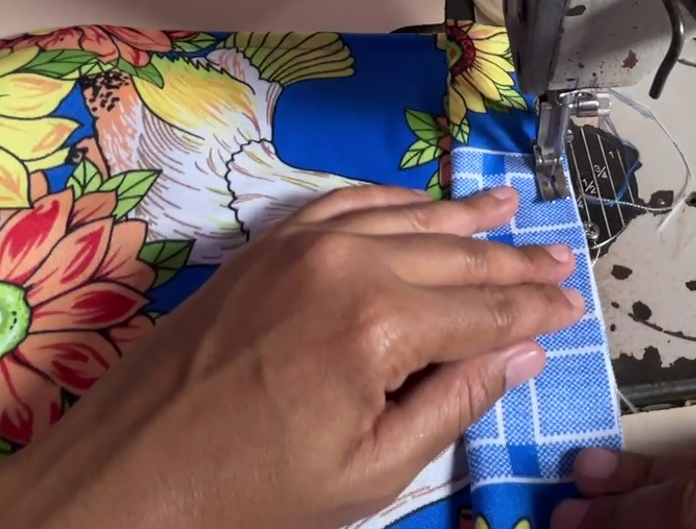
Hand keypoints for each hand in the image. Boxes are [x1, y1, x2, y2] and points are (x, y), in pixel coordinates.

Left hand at [0, 184, 583, 528]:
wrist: (121, 480)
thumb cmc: (249, 496)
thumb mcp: (370, 473)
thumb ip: (456, 402)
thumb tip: (525, 352)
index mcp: (379, 328)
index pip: (485, 309)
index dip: (535, 309)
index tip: (574, 304)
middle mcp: (351, 264)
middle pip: (457, 255)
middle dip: (516, 261)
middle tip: (561, 258)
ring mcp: (309, 242)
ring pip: (412, 218)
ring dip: (467, 216)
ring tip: (512, 205)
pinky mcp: (275, 239)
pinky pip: (352, 203)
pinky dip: (399, 201)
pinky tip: (427, 200)